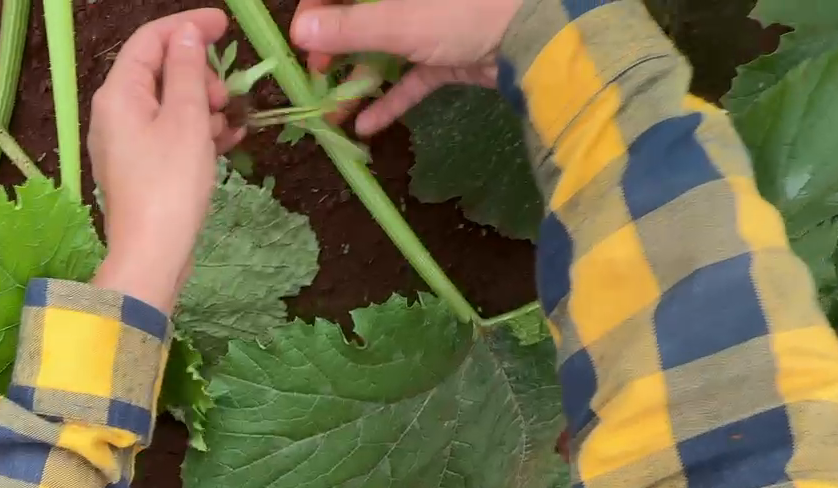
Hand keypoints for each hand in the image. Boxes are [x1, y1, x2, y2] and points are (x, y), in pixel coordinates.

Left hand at [89, 9, 242, 313]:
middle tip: (226, 96)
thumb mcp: (186, 119)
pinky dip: (196, 136)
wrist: (151, 258)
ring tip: (231, 124)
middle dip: (199, 76)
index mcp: (119, 95)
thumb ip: (187, 70)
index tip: (225, 28)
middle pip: (159, 74)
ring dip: (204, 108)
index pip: (151, 40)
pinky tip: (228, 142)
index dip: (188, 27)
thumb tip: (187, 36)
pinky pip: (169, 140)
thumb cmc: (169, 186)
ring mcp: (126, 148)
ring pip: (169, 109)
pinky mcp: (141, 175)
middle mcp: (115, 116)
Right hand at [291, 0, 523, 135]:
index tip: (302, 38)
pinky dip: (389, 99)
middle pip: (361, 15)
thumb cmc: (467, 10)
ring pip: (383, 48)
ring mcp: (431, 20)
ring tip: (331, 116)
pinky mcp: (447, 52)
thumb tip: (298, 30)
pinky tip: (366, 126)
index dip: (318, 8)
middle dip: (334, 50)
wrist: (538, 36)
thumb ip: (349, 27)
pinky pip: (410, 76)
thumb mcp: (400, 20)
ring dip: (355, 82)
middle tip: (316, 78)